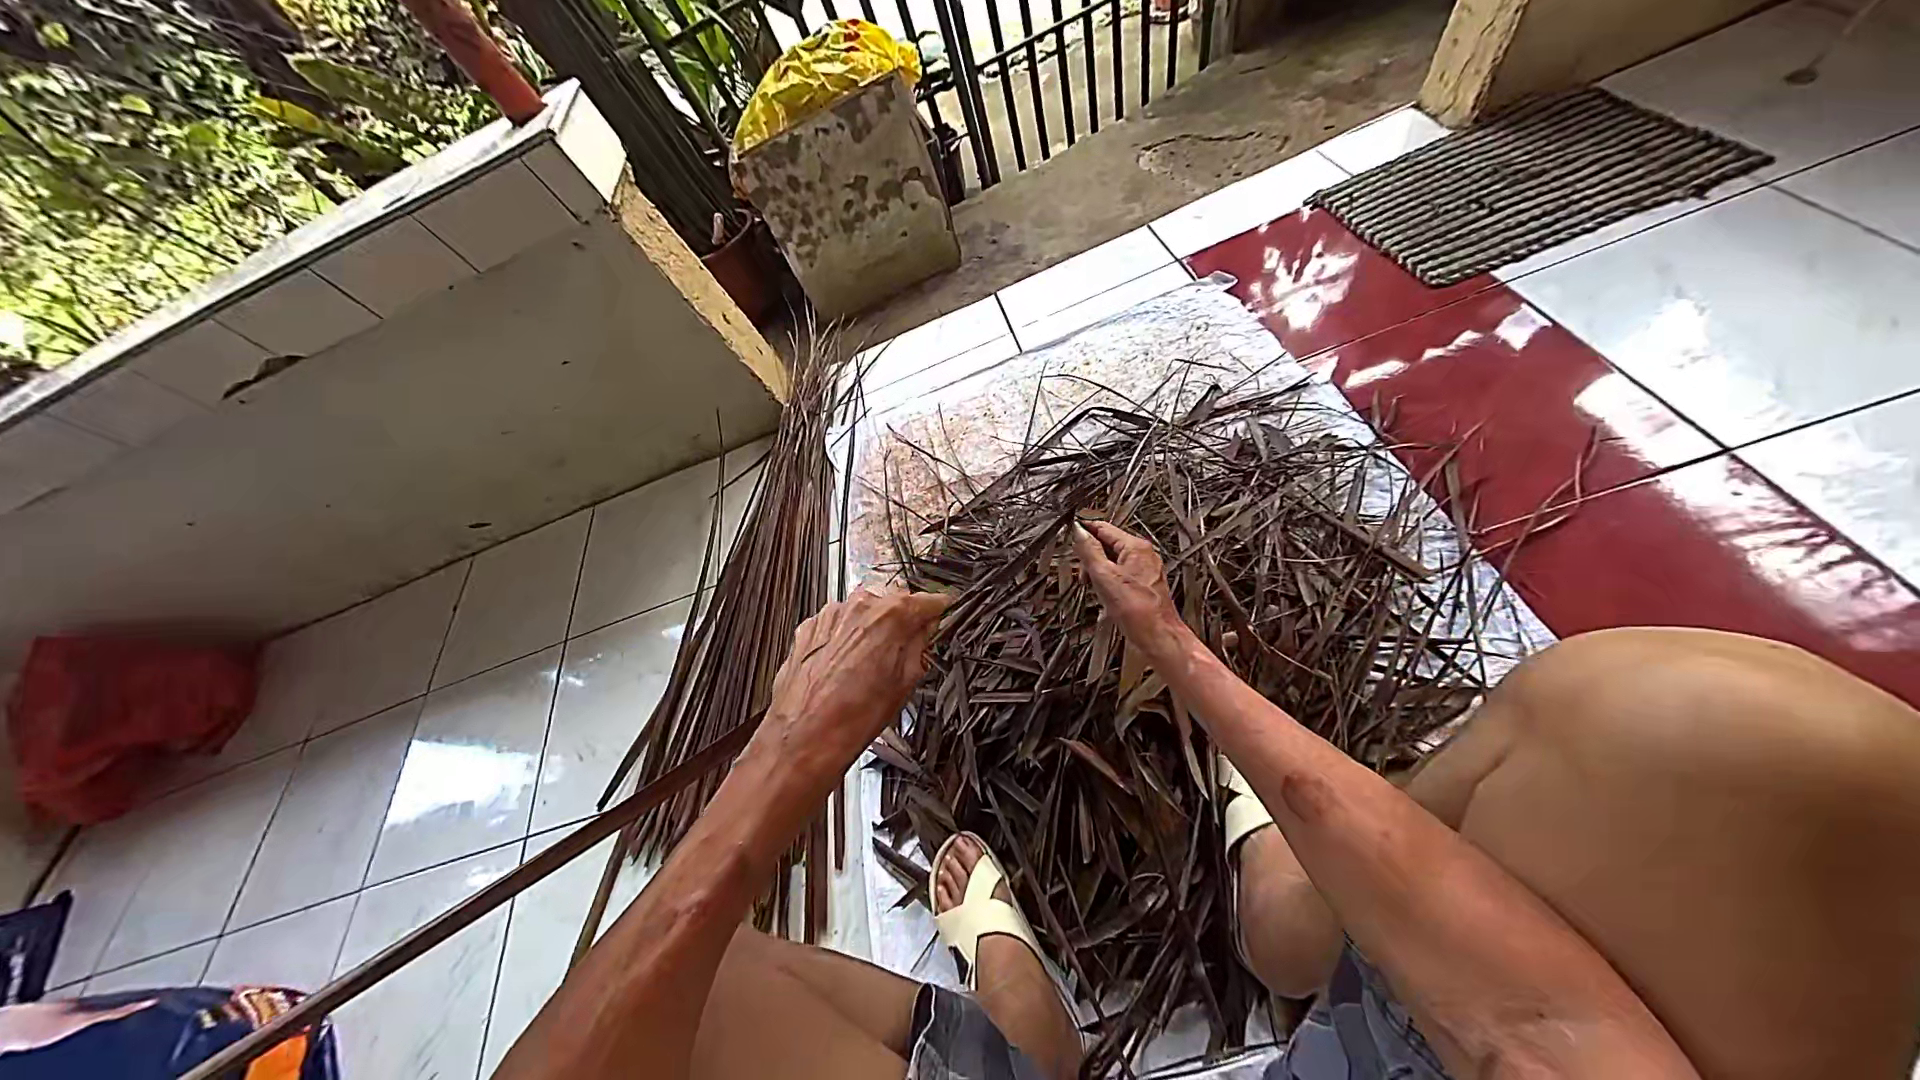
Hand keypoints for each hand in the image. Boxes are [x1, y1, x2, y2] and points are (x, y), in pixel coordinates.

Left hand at [748, 587, 950, 794]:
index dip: (938, 610)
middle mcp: (860, 607)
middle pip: (894, 601)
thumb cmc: (851, 717)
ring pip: (864, 612)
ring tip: (872, 666)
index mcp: (891, 616)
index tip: (940, 615)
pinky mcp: (809, 628)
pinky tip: (847, 667)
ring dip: (872, 629)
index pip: (928, 600)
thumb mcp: (906, 682)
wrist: (805, 736)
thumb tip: (925, 631)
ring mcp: (831, 615)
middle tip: (907, 649)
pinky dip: (846, 638)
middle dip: (904, 619)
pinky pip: (838, 624)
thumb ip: (920, 645)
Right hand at [1071, 519, 1185, 656]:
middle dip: (1091, 557)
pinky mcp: (1144, 586)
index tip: (1072, 533)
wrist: (1158, 637)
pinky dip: (1108, 582)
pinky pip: (1120, 576)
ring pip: (1113, 562)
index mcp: (1136, 547)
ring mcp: (1146, 571)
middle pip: (1108, 545)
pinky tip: (1105, 596)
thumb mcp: (1104, 576)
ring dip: (1098, 572)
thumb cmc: (1139, 611)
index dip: (1085, 530)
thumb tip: (1079, 533)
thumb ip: (1088, 551)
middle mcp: (1144, 556)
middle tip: (1082, 572)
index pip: (1104, 528)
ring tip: (1094, 586)